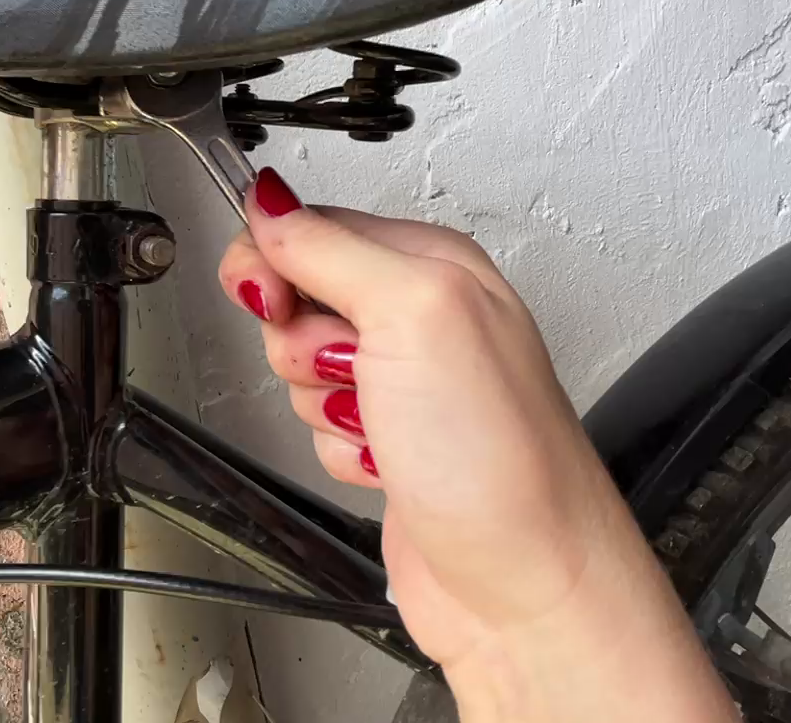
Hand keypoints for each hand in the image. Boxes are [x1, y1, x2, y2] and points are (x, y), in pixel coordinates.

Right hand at [219, 168, 734, 721]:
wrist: (523, 592)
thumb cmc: (499, 457)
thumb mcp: (412, 315)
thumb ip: (329, 248)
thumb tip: (267, 198)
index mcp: (427, 261)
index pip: (308, 226)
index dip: (273, 261)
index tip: (274, 300)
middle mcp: (415, 313)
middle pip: (294, 295)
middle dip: (302, 343)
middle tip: (351, 369)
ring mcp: (398, 376)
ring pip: (297, 362)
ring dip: (323, 401)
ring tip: (380, 421)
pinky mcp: (382, 431)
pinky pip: (312, 419)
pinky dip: (336, 445)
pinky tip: (386, 460)